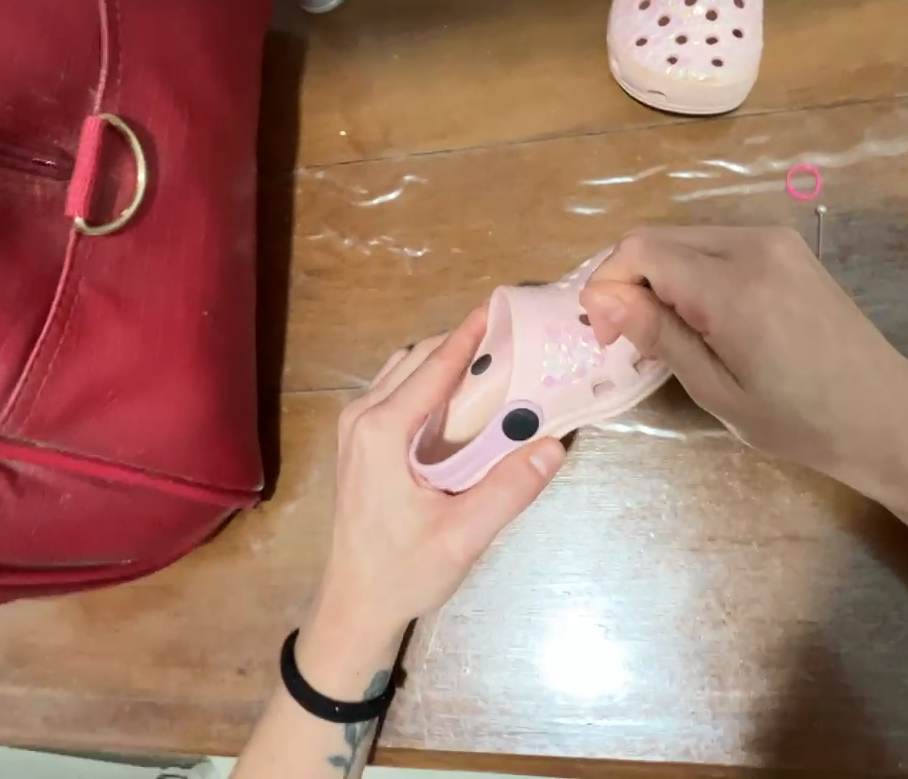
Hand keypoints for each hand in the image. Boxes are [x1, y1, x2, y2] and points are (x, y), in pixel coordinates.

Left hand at [295, 308, 565, 694]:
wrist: (355, 603)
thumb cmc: (404, 571)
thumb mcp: (463, 536)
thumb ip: (508, 490)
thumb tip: (554, 445)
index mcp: (382, 430)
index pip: (433, 366)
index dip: (467, 334)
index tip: (498, 305)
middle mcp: (361, 415)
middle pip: (416, 359)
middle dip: (459, 342)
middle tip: (507, 335)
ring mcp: (353, 425)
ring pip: (401, 369)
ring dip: (441, 357)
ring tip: (487, 357)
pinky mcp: (357, 438)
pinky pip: (394, 388)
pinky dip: (425, 377)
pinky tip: (456, 392)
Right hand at [579, 226, 907, 505]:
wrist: (890, 418)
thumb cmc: (801, 422)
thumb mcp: (717, 391)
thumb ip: (657, 334)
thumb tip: (599, 296)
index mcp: (736, 287)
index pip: (640, 250)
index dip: (608, 284)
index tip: (608, 334)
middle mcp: (754, 245)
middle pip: (655, 238)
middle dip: (627, 281)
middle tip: (630, 337)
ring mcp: (773, 240)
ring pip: (680, 239)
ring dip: (657, 277)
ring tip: (667, 331)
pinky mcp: (784, 246)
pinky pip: (711, 245)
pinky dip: (687, 273)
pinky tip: (702, 315)